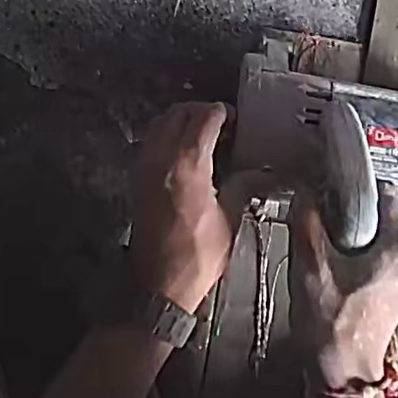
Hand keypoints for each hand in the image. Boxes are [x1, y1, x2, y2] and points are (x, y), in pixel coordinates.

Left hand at [129, 102, 234, 311]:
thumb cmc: (196, 257)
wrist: (158, 285)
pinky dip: (169, 137)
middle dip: (201, 112)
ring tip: (206, 137)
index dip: (222, 113)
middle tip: (223, 125)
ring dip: (182, 122)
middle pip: (178, 113)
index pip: (204, 118)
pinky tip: (188, 156)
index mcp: (187, 165)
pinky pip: (152, 142)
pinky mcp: (138, 180)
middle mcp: (161, 159)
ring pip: (160, 124)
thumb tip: (259, 172)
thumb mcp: (229, 220)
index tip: (236, 120)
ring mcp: (145, 168)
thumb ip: (242, 186)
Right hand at [289, 183, 397, 387]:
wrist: (343, 374)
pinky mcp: (392, 287)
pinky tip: (328, 258)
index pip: (383, 191)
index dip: (352, 184)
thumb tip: (305, 192)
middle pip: (379, 211)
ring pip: (374, 232)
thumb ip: (306, 220)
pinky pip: (374, 251)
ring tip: (318, 235)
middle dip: (347, 207)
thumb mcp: (310, 265)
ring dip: (347, 229)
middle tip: (316, 212)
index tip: (325, 184)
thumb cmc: (331, 323)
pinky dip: (353, 247)